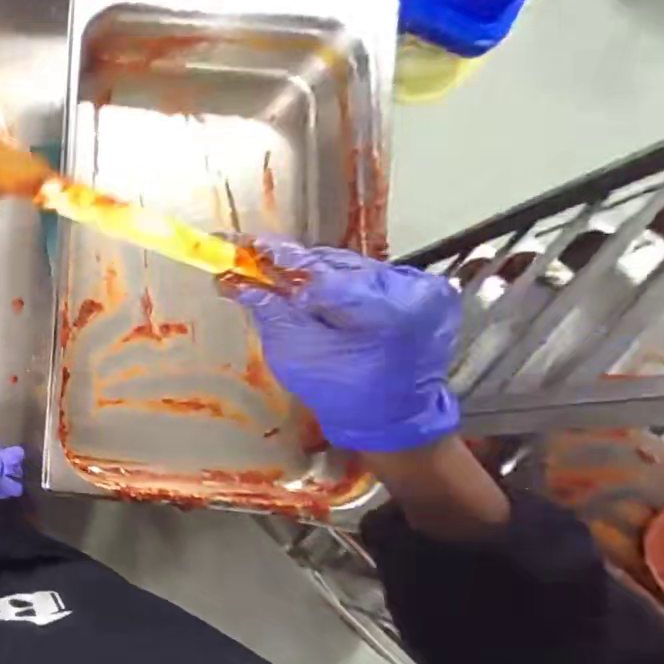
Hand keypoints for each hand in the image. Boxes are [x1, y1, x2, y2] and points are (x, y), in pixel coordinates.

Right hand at [237, 239, 461, 452]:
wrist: (391, 418)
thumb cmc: (340, 393)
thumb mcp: (297, 354)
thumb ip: (272, 312)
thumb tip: (238, 282)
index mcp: (384, 306)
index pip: (322, 271)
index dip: (282, 259)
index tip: (251, 246)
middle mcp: (412, 286)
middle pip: (340, 265)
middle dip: (298, 267)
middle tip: (261, 260)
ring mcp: (425, 287)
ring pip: (356, 268)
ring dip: (319, 274)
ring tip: (287, 279)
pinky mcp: (426, 292)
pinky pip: (373, 278)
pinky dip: (343, 283)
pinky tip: (320, 293)